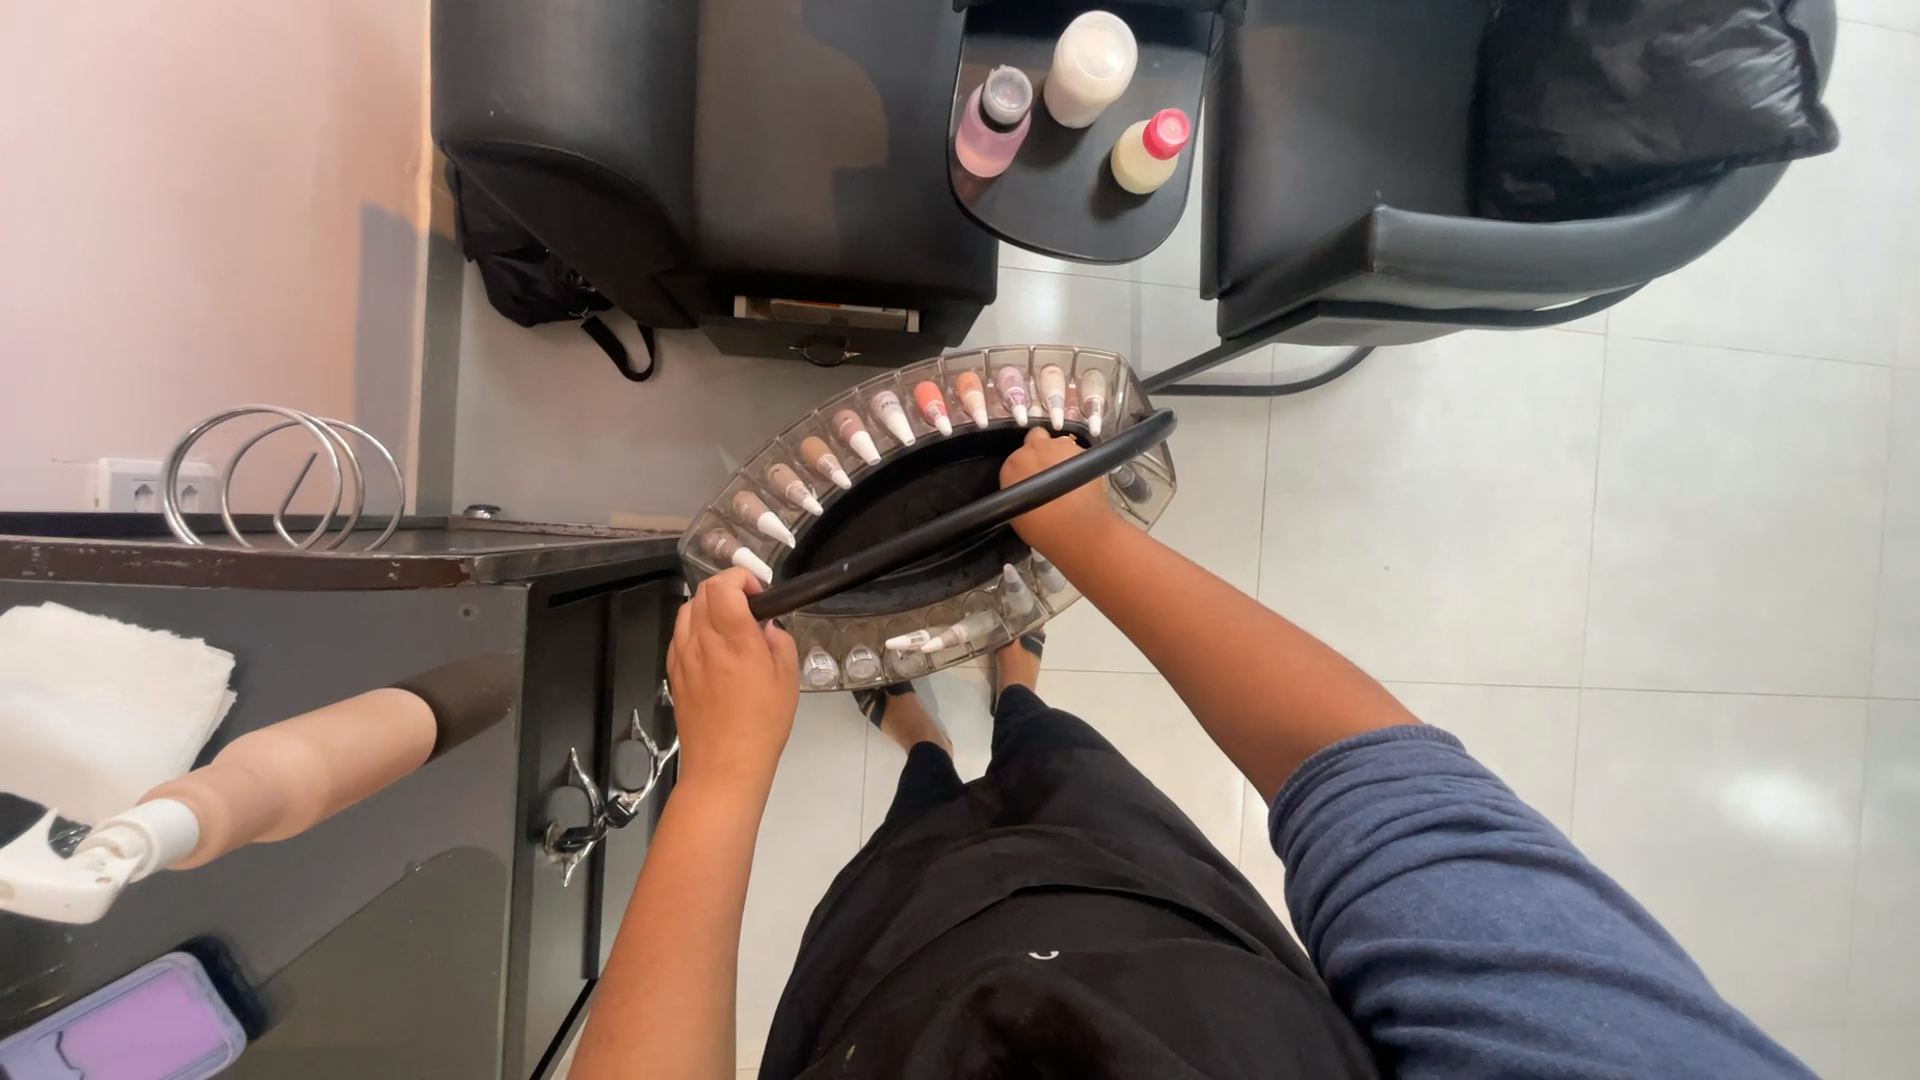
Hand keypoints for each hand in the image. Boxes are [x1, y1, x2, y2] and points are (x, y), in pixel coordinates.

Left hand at [667, 568, 799, 790]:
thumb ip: (779, 641)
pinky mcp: (673, 673)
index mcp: (734, 638)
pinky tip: (714, 646)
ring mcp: (682, 656)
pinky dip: (695, 627)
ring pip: (687, 609)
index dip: (742, 578)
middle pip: (702, 592)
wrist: (724, 765)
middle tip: (750, 607)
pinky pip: (679, 634)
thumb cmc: (763, 722)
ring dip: (709, 606)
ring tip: (731, 625)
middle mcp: (703, 641)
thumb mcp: (788, 678)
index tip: (760, 594)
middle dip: (728, 588)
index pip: (723, 585)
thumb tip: (767, 627)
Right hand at [999, 428, 1121, 558]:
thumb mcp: (1015, 512)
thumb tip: (1025, 488)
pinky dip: (1078, 461)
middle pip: (1035, 438)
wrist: (1076, 527)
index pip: (1015, 459)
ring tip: (1068, 477)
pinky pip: (1077, 452)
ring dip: (1060, 454)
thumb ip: (1017, 491)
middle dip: (1041, 450)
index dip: (1025, 468)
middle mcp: (1033, 449)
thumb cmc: (1042, 528)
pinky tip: (1081, 480)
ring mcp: (1060, 447)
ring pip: (1058, 443)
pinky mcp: (1083, 451)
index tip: (1031, 481)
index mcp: (1012, 464)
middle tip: (1048, 471)